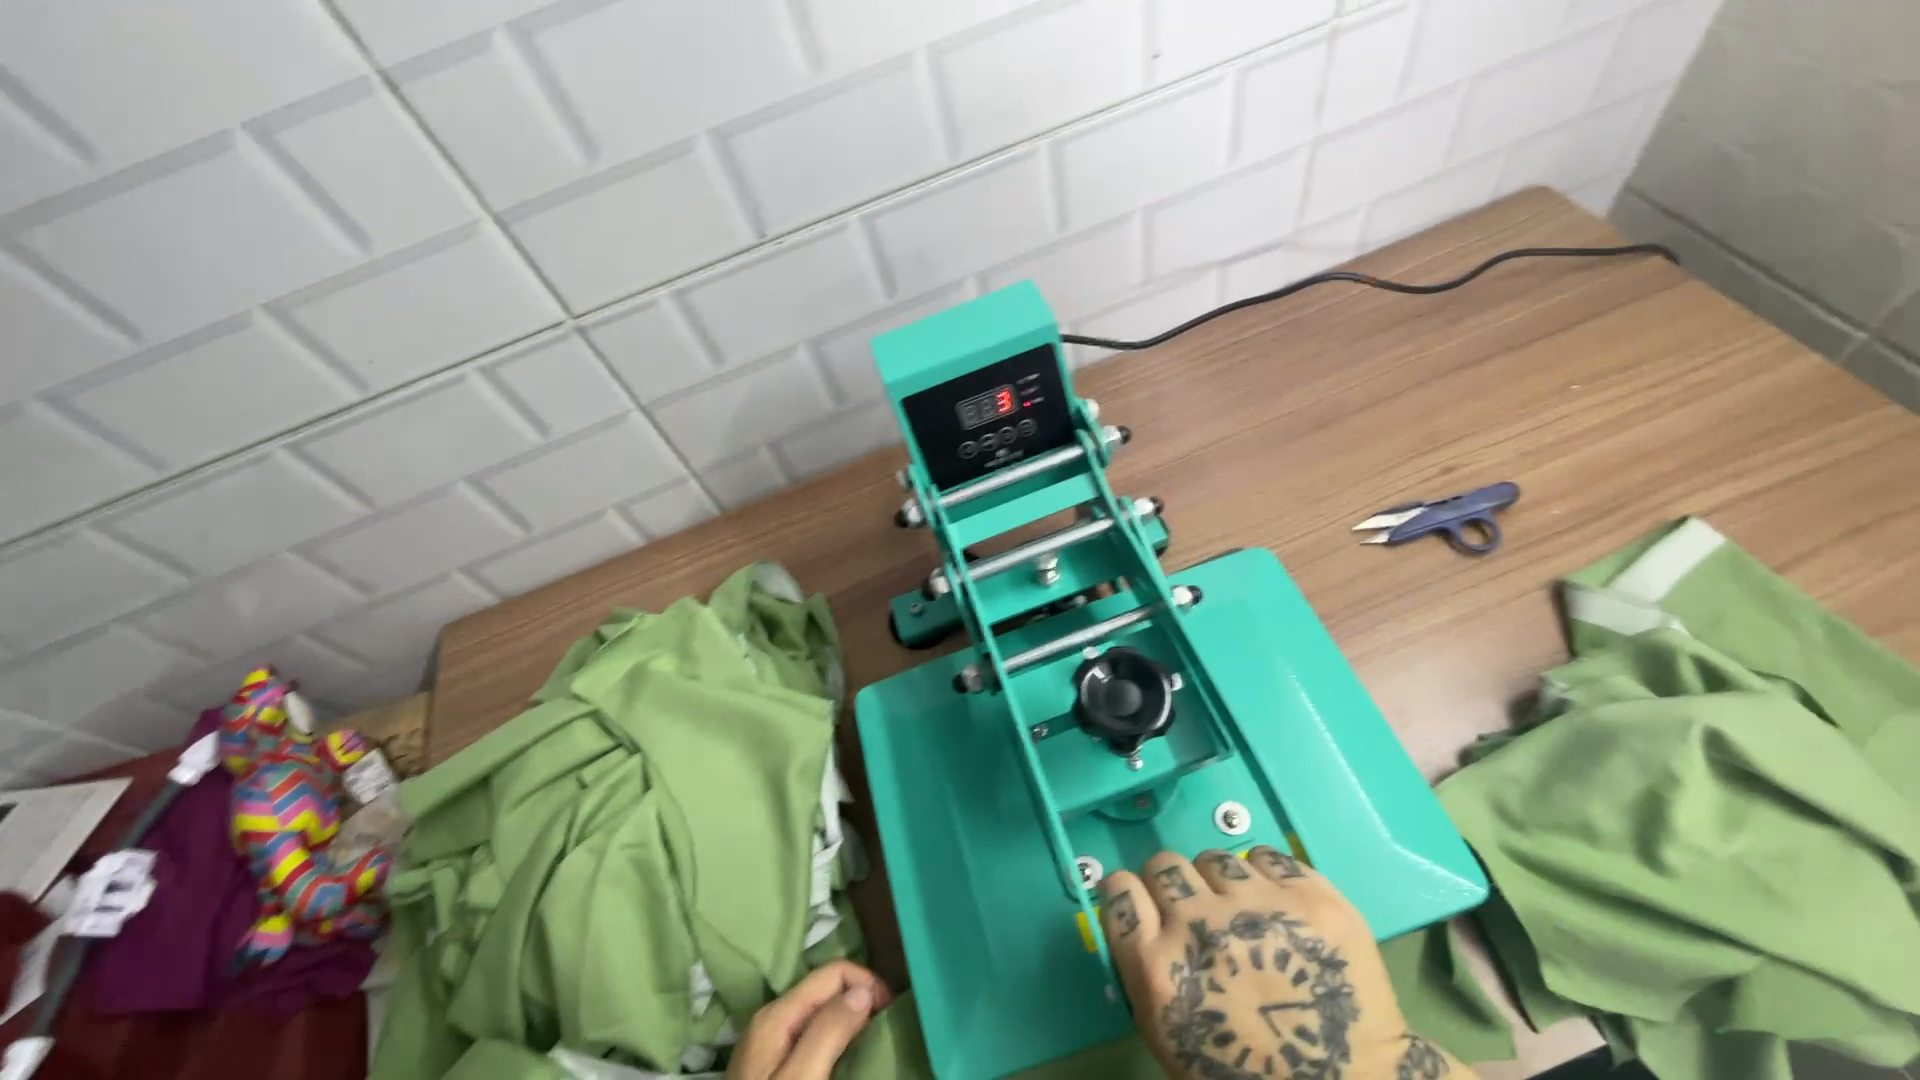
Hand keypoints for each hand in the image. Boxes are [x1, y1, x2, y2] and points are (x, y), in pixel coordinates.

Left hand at [725, 960, 891, 1079]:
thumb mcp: (801, 1079)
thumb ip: (829, 1031)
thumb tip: (862, 990)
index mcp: (778, 1014)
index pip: (833, 972)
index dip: (867, 985)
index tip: (890, 1016)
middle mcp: (774, 1019)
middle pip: (828, 989)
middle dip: (862, 1001)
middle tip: (887, 1032)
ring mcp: (774, 1043)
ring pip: (823, 1012)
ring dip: (852, 1021)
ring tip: (874, 1044)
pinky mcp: (777, 1065)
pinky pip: (815, 1036)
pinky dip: (838, 1039)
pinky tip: (850, 1060)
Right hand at [1098, 848, 1469, 1079]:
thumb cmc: (1244, 1076)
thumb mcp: (1170, 1038)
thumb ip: (1148, 974)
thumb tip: (1142, 926)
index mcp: (1159, 967)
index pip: (1120, 892)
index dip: (1126, 893)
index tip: (1138, 901)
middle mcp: (1200, 924)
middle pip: (1164, 866)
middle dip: (1170, 883)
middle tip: (1191, 907)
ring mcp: (1257, 906)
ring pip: (1215, 858)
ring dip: (1217, 880)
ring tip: (1238, 906)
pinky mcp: (1311, 898)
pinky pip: (1267, 856)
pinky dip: (1263, 873)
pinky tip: (1272, 899)